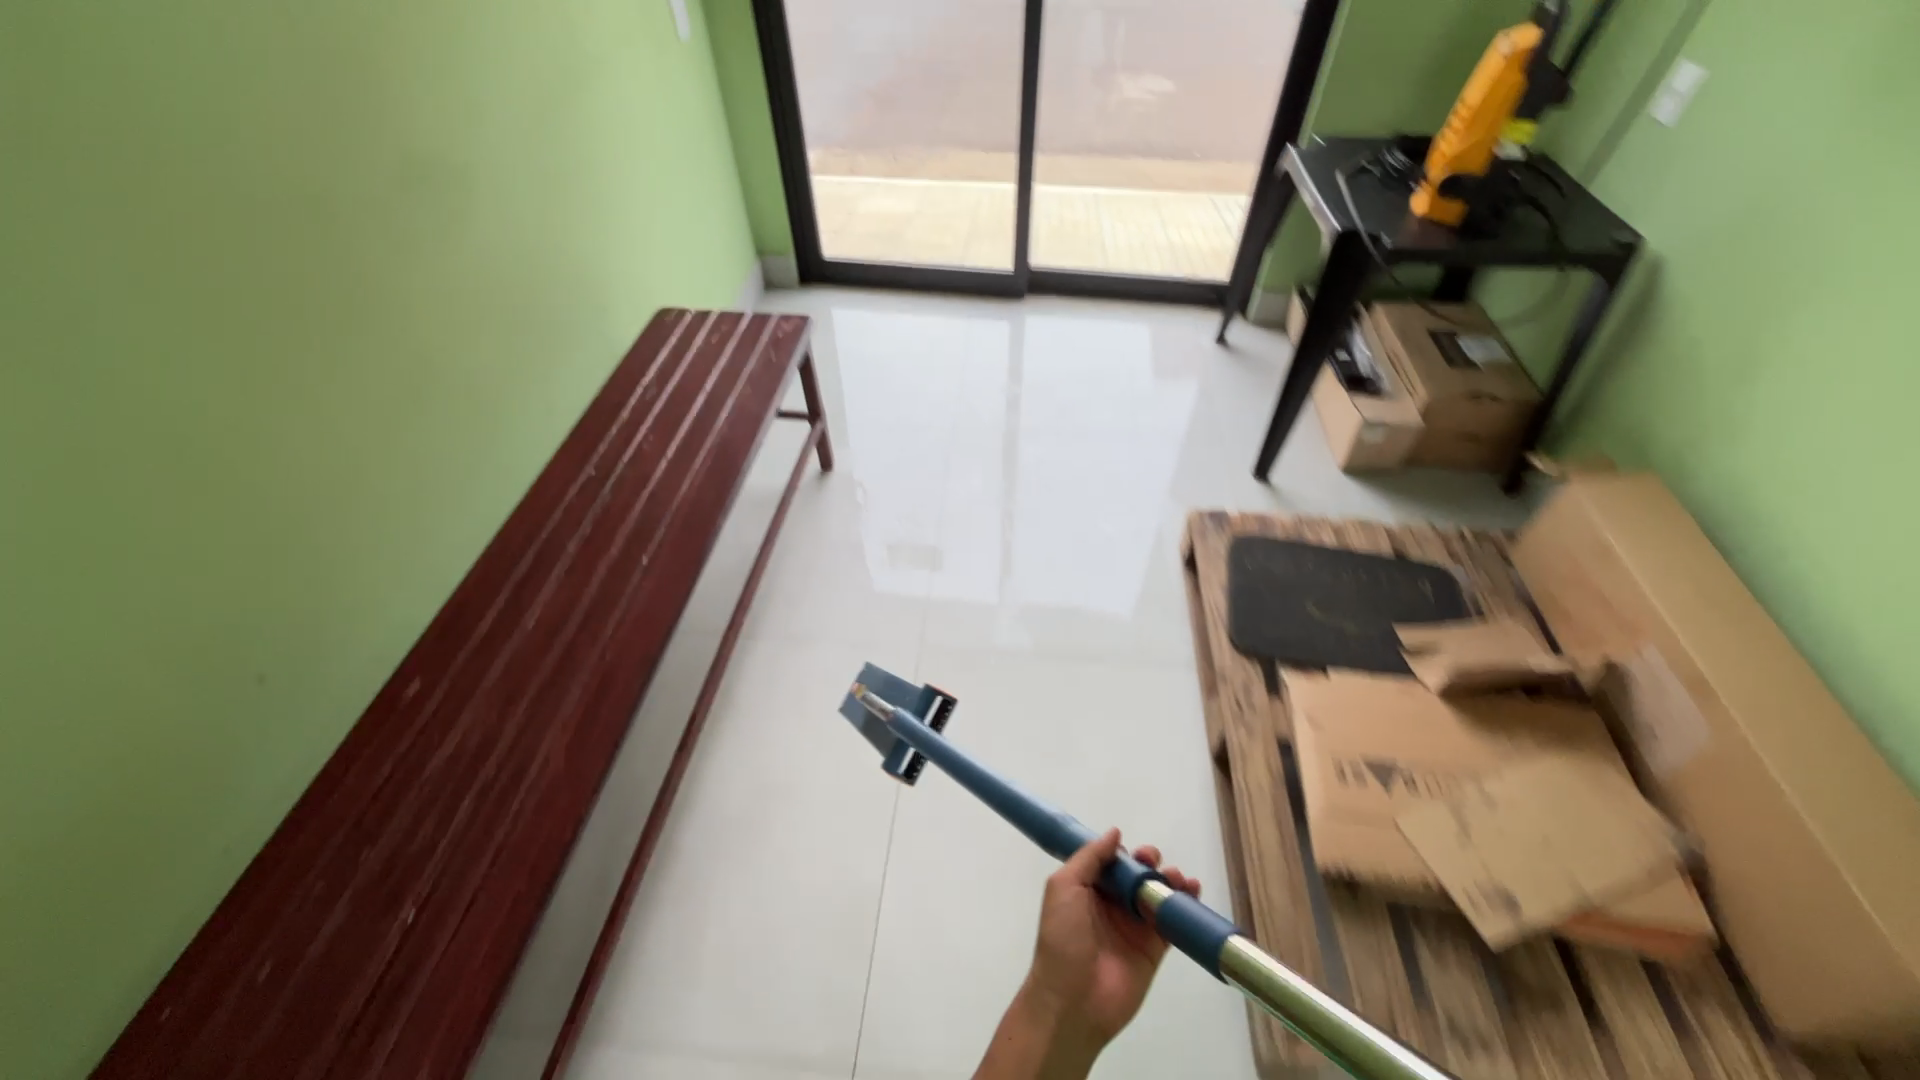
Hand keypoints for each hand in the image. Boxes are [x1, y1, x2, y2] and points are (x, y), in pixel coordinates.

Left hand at [1026, 828, 1201, 1044]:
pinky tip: (1192, 893)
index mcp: (1086, 889)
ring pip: (1156, 896)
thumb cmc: (1063, 939)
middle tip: (1154, 863)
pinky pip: (1171, 923)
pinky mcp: (1152, 950)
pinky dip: (1184, 907)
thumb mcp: (1064, 888)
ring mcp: (1132, 928)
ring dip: (1169, 881)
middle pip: (1136, 876)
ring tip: (1178, 878)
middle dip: (1148, 864)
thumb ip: (1089, 858)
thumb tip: (1115, 833)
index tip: (1133, 852)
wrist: (1072, 1000)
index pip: (1110, 863)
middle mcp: (1110, 905)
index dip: (1123, 853)